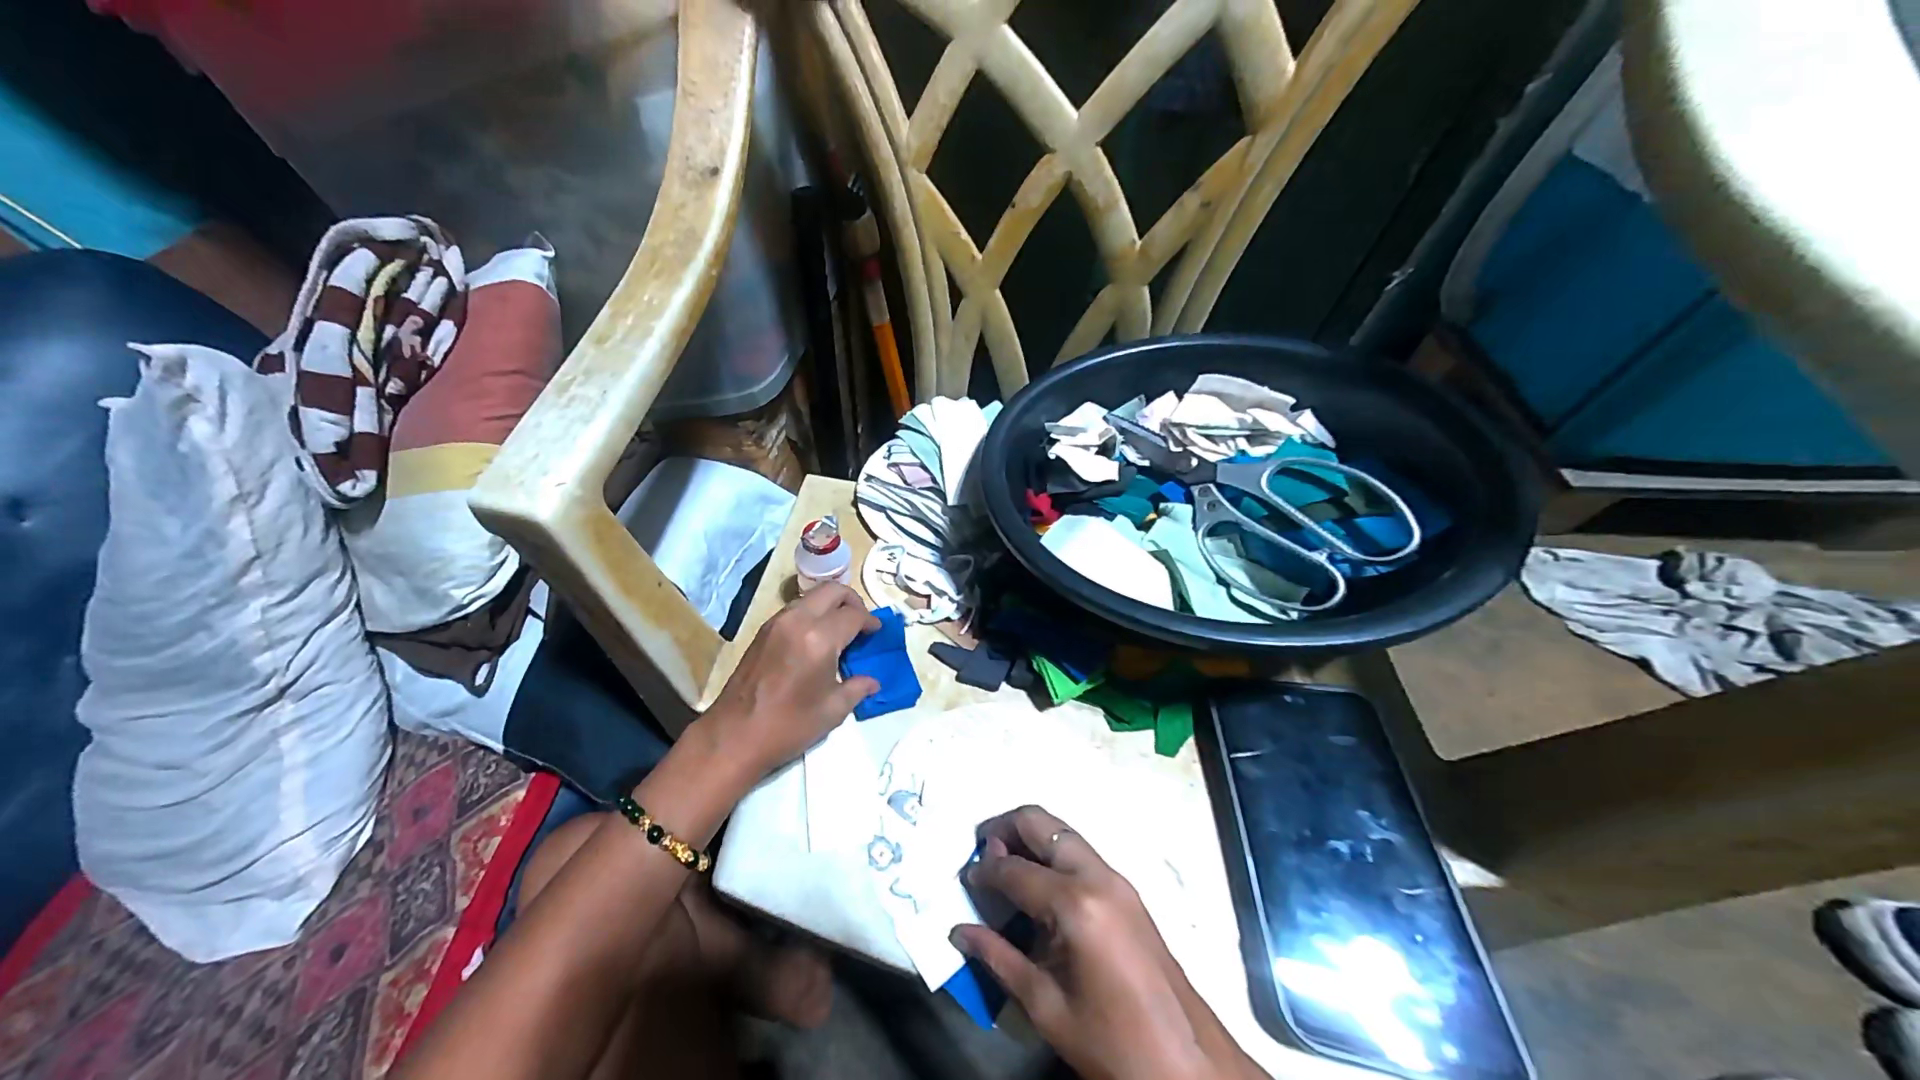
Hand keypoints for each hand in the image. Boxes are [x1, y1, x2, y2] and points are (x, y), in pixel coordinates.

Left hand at [702, 583, 879, 777]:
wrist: (733, 736)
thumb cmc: (788, 726)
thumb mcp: (832, 711)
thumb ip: (856, 688)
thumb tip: (872, 681)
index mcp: (819, 639)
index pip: (853, 615)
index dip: (870, 622)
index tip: (877, 632)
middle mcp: (798, 621)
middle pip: (832, 591)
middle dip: (852, 601)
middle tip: (861, 623)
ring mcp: (777, 623)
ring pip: (811, 597)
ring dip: (830, 606)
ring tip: (840, 631)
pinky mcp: (763, 632)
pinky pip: (795, 610)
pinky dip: (812, 614)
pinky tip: (816, 640)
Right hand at [952, 806, 1262, 1079]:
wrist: (1186, 1062)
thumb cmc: (1111, 1040)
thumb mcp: (1045, 1006)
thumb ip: (998, 957)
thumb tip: (959, 931)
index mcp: (1074, 904)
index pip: (1014, 869)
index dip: (982, 871)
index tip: (964, 878)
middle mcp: (1097, 877)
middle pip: (1041, 823)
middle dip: (1004, 828)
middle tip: (981, 851)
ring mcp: (1117, 880)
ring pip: (1063, 832)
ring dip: (1030, 837)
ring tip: (1003, 865)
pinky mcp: (1128, 891)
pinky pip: (1081, 853)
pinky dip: (1052, 853)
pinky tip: (1037, 886)